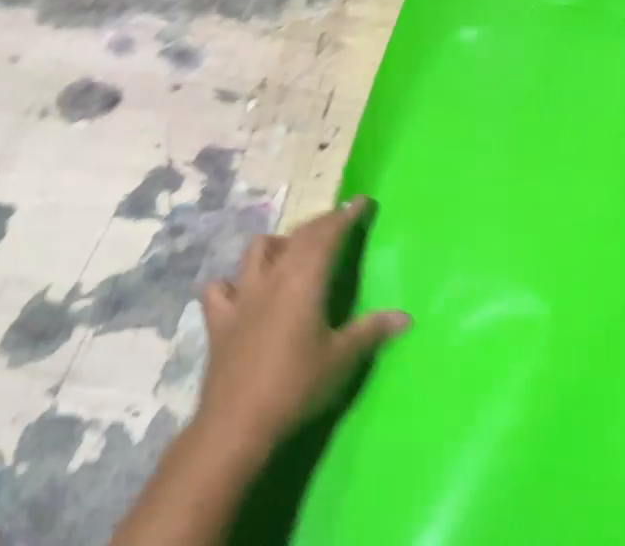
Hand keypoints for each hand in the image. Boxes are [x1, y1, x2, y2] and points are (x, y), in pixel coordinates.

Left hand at [194, 198, 408, 454]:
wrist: (236, 423)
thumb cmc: (296, 385)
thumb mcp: (342, 358)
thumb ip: (371, 331)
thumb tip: (405, 316)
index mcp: (304, 281)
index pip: (327, 235)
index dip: (345, 216)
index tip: (360, 201)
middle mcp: (271, 278)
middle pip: (297, 237)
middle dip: (320, 224)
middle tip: (339, 221)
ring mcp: (241, 297)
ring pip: (256, 250)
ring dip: (278, 243)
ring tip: (292, 252)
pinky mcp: (219, 321)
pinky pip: (220, 288)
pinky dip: (233, 281)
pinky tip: (242, 291)